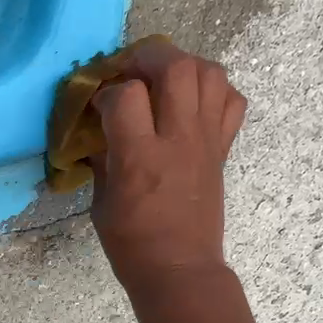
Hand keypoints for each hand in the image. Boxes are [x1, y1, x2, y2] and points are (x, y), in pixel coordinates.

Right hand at [87, 39, 247, 287]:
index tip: (93, 104)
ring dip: (181, 64)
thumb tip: (95, 134)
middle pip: (175, 67)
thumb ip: (103, 160)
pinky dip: (210, 87)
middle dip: (146, 58)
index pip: (124, 97)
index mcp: (138, 158)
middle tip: (126, 71)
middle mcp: (178, 139)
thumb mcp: (101, 202)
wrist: (177, 264)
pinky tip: (189, 101)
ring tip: (158, 78)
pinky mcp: (222, 145)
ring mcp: (206, 139)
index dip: (104, 91)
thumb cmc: (128, 242)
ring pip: (208, 71)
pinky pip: (229, 97)